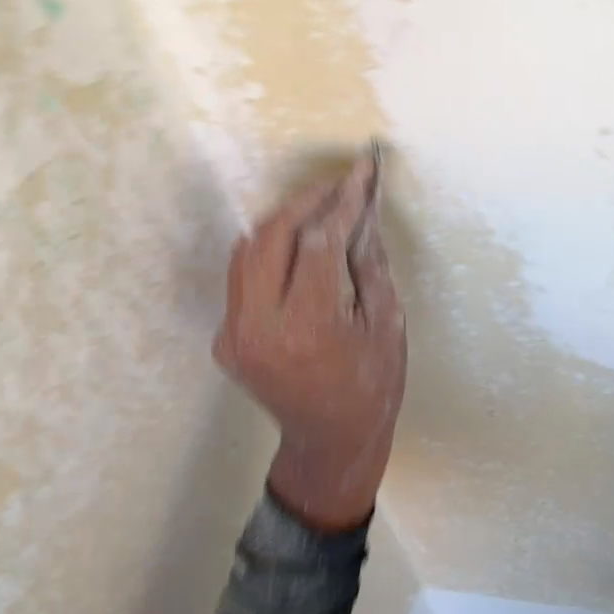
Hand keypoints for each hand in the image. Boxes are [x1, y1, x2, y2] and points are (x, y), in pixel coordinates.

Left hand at [213, 154, 405, 530]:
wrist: (330, 441)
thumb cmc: (373, 386)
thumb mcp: (387, 324)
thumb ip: (369, 264)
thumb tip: (363, 212)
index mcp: (308, 328)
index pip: (319, 243)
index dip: (343, 202)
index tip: (361, 172)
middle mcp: (259, 329)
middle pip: (269, 237)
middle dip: (306, 203)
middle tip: (339, 185)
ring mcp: (234, 336)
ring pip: (247, 252)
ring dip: (284, 223)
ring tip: (321, 208)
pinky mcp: (225, 340)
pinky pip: (244, 280)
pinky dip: (272, 254)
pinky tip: (300, 250)